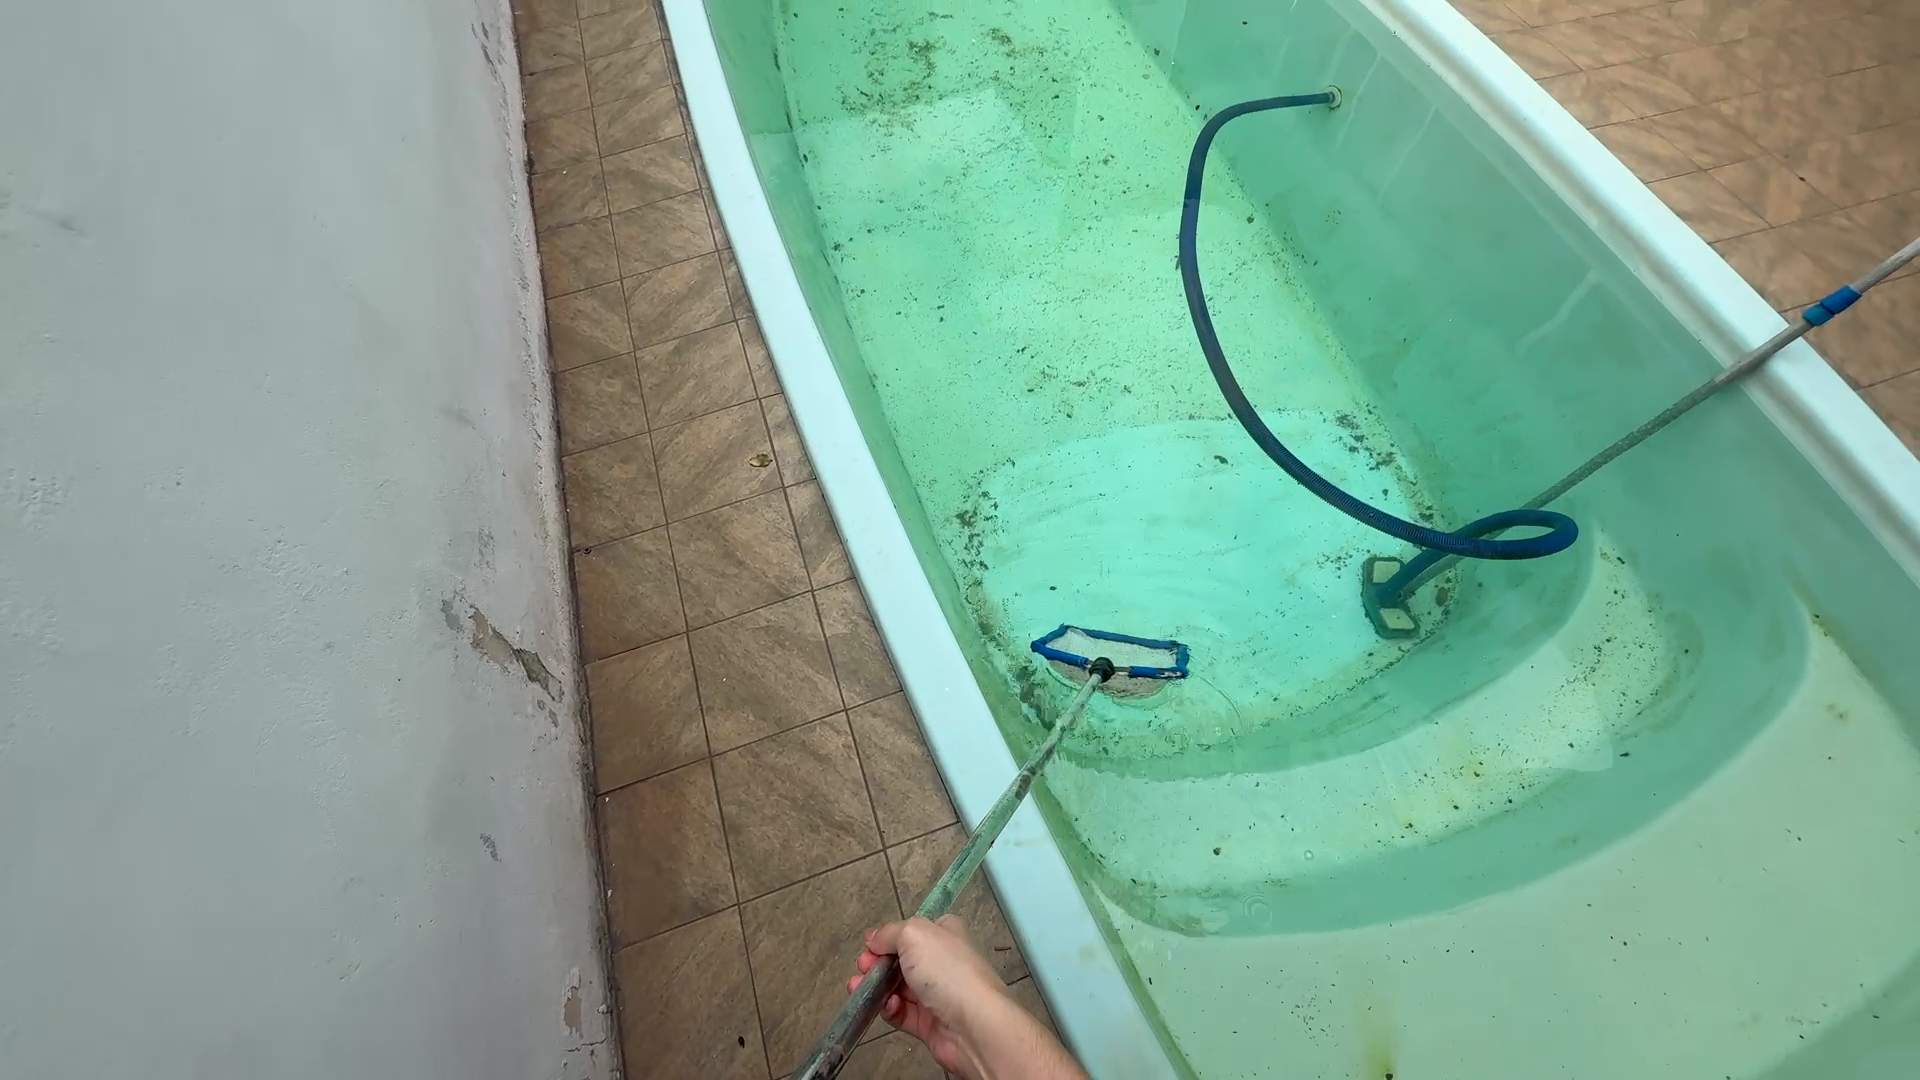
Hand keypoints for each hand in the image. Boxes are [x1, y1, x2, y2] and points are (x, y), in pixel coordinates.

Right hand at [848, 915, 1006, 1074]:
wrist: (973, 1024)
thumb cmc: (947, 970)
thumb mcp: (914, 934)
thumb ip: (889, 933)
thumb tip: (873, 938)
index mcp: (943, 932)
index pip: (910, 931)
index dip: (887, 938)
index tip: (868, 946)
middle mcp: (940, 960)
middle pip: (900, 960)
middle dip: (876, 964)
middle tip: (861, 969)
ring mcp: (935, 993)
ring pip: (897, 988)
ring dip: (876, 988)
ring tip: (859, 989)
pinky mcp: (929, 1022)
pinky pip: (902, 1013)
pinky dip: (890, 1009)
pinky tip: (888, 1007)